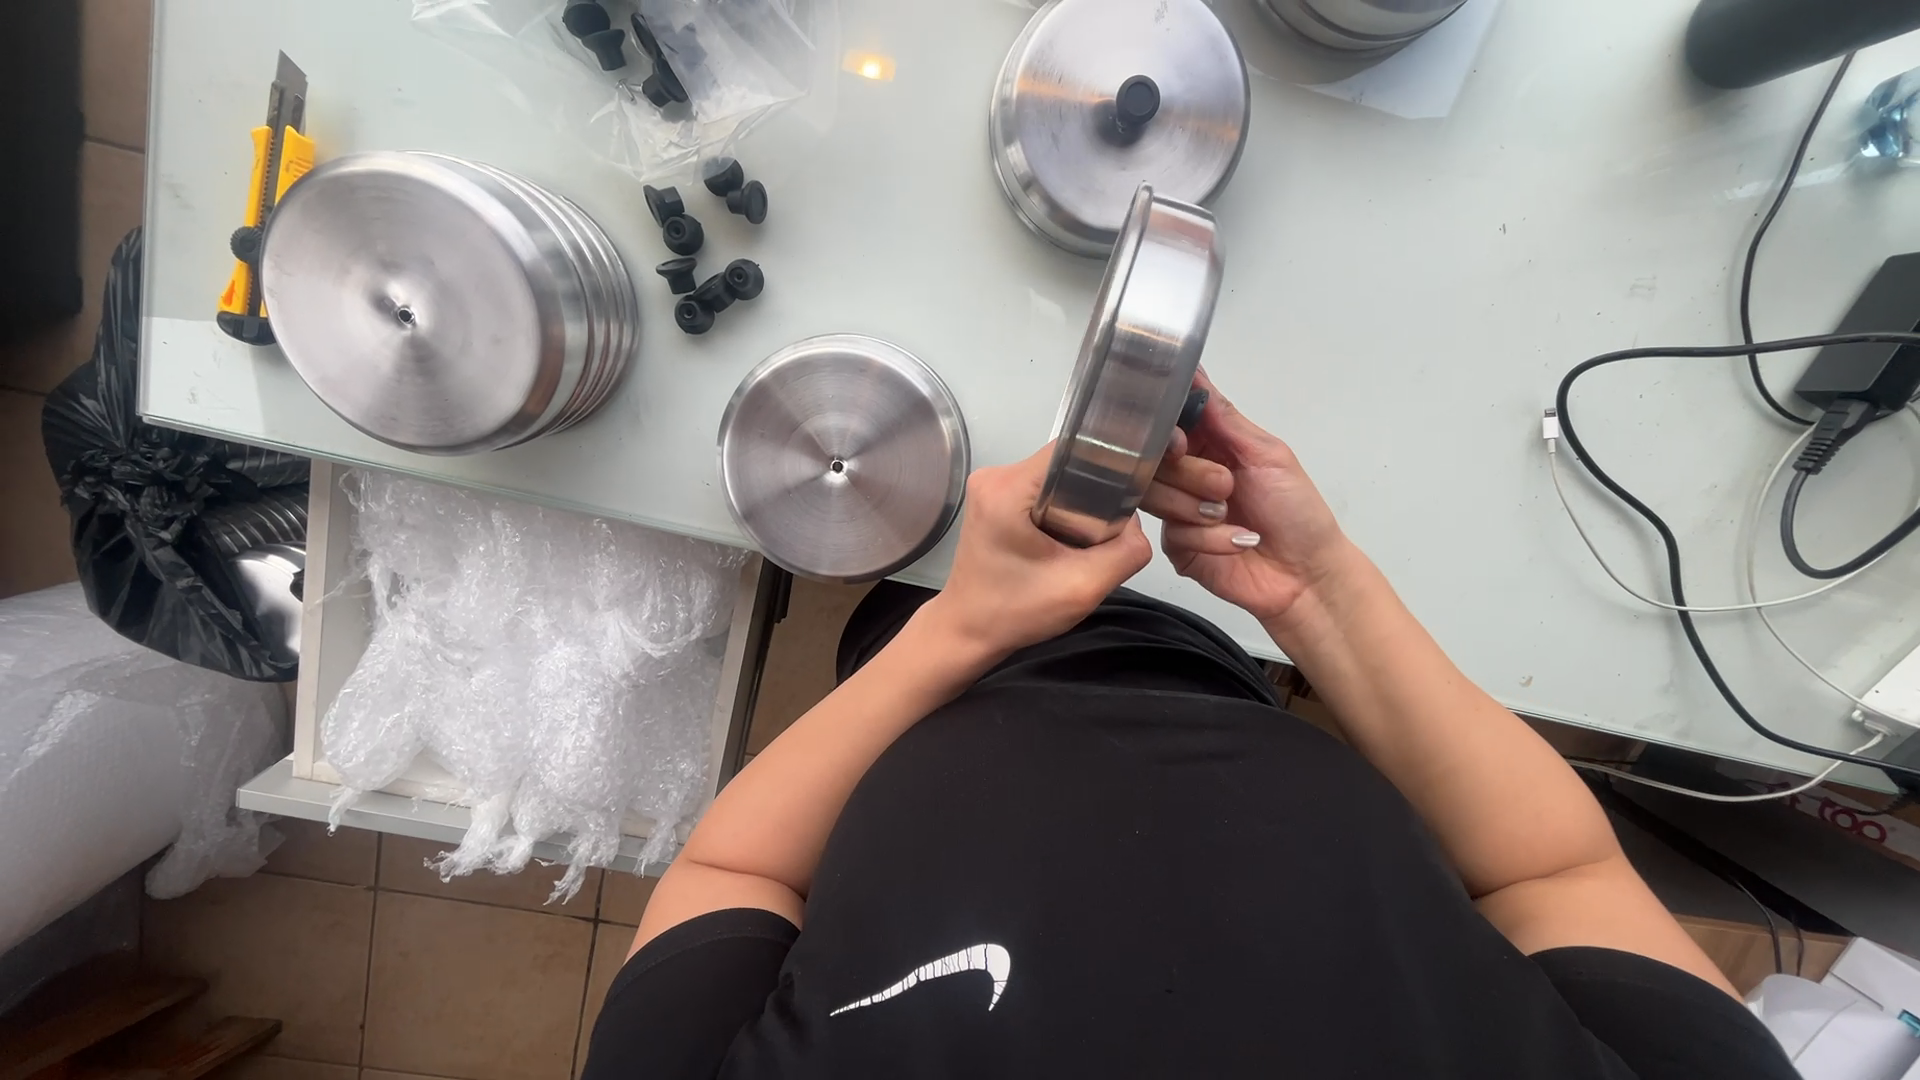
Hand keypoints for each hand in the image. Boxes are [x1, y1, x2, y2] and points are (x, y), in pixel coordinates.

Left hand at [923, 444, 1152, 657]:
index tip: (1130, 496)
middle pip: (1066, 464)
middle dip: (1095, 493)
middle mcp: (995, 476)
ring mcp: (991, 486)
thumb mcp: (1082, 588)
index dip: (1109, 468)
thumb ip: (1126, 553)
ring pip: (1056, 478)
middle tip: (1109, 530)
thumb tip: (1136, 524)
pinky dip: (1061, 510)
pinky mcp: (993, 500)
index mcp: (1008, 488)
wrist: (968, 632)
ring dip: (1079, 504)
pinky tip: (1069, 538)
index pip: (1074, 451)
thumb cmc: (1016, 612)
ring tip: (1090, 538)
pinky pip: (1042, 491)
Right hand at [1142, 370, 1354, 622]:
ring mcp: (1178, 512)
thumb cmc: (1296, 510)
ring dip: (1199, 508)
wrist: (1307, 574)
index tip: (1182, 443)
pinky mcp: (1177, 547)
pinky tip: (1237, 542)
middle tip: (1227, 487)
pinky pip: (1173, 534)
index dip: (1166, 432)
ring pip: (1154, 497)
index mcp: (1209, 447)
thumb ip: (1224, 418)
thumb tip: (1195, 371)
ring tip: (1232, 517)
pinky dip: (1211, 538)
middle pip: (1153, 462)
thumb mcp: (1267, 454)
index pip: (1168, 426)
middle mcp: (1186, 476)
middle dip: (1191, 475)